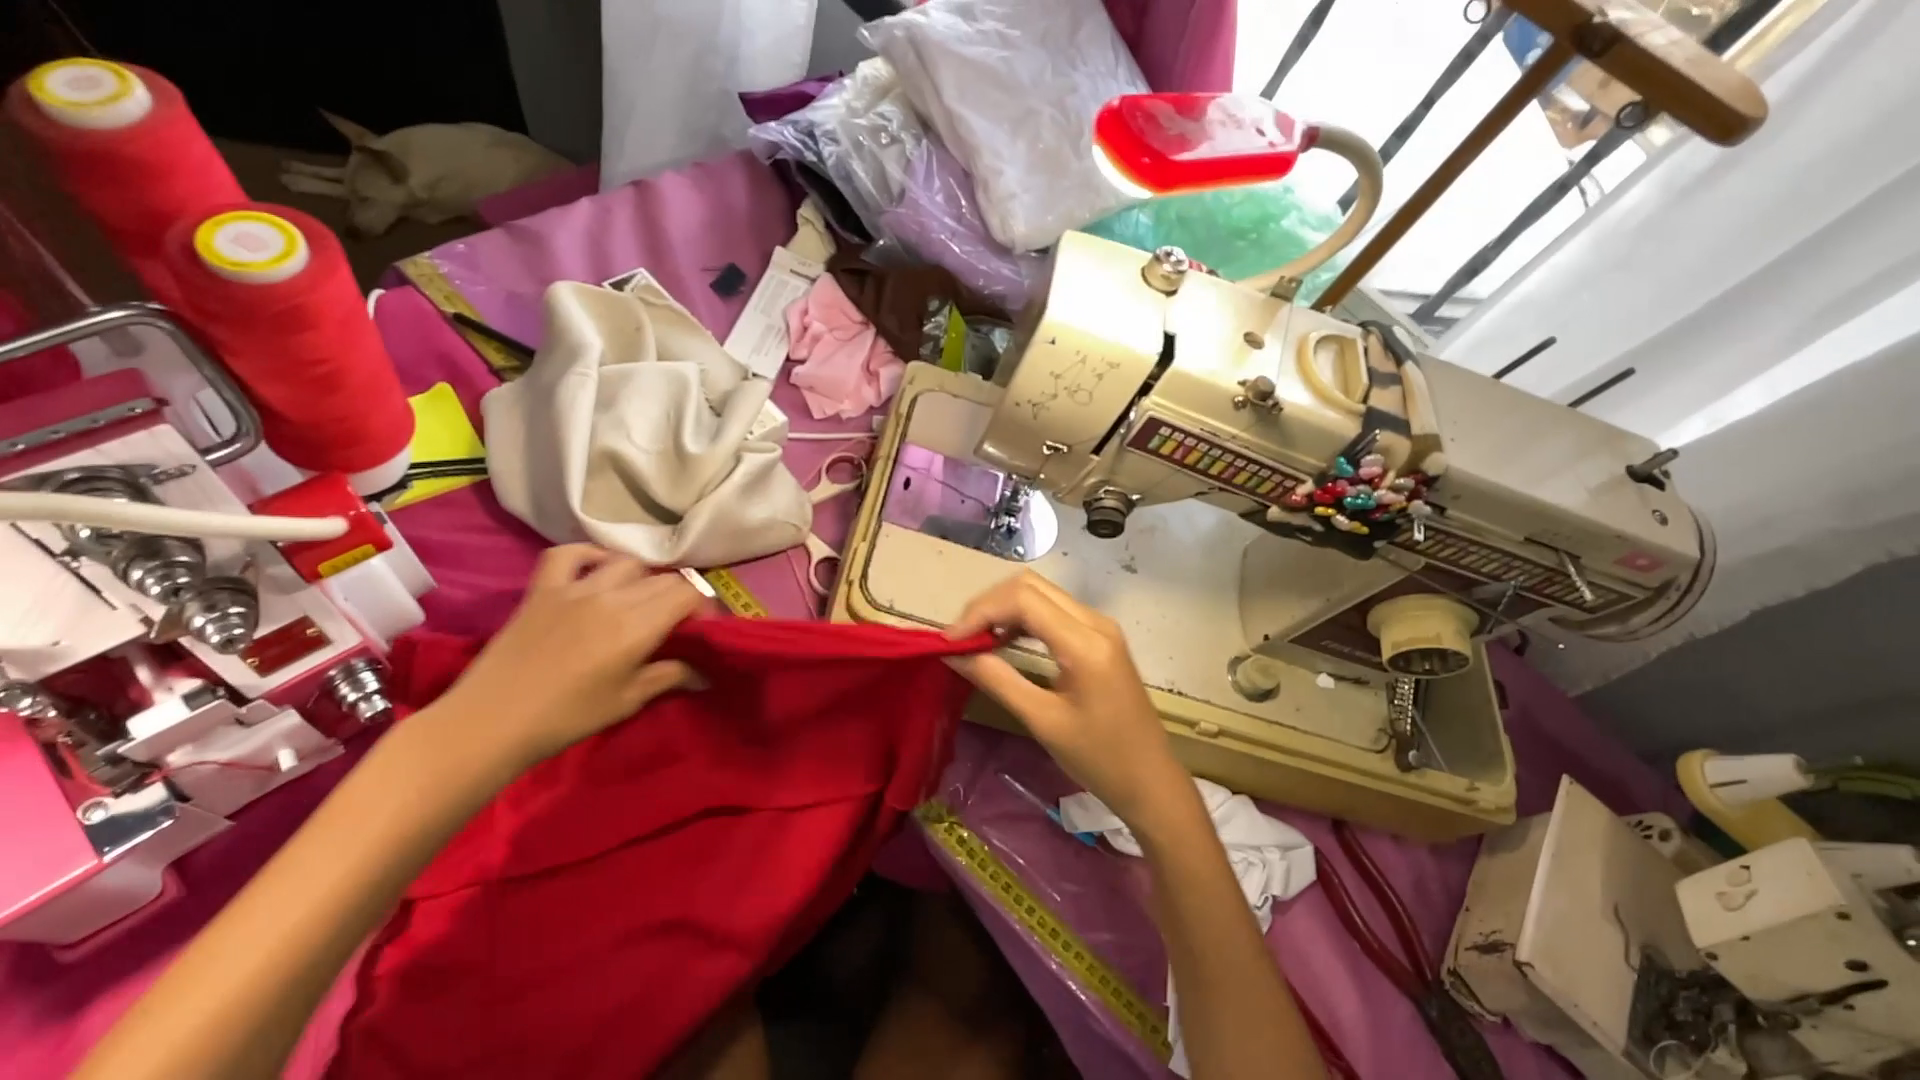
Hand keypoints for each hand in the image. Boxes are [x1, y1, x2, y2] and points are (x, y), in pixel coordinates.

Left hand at [432, 544, 707, 773]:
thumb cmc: (567, 717)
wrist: (493, 720)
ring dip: (642, 577)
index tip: (700, 630)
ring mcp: (574, 587)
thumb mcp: (627, 701)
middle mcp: (611, 596)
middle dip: (678, 596)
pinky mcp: (543, 588)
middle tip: (675, 622)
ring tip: (640, 599)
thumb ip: (669, 677)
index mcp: (636, 626)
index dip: (702, 607)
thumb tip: (705, 671)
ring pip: (625, 562)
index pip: (686, 594)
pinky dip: (589, 555)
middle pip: (662, 578)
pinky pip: (569, 554)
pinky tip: (597, 569)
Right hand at [946, 573, 1191, 828]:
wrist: (1151, 780)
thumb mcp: (1042, 721)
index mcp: (1085, 643)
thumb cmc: (1099, 758)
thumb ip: (997, 680)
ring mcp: (1100, 627)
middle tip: (959, 639)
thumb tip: (953, 654)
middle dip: (988, 605)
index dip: (980, 612)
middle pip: (1030, 586)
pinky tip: (1002, 641)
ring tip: (974, 640)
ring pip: (1041, 593)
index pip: (1022, 599)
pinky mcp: (1100, 638)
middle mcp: (1095, 622)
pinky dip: (1022, 618)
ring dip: (1003, 609)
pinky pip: (1054, 611)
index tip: (949, 642)